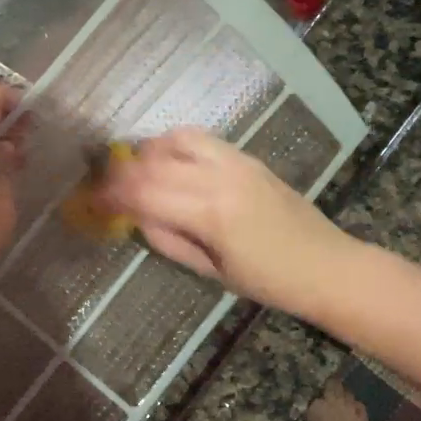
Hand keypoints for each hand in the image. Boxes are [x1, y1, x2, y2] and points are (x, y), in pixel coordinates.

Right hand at [100, 127, 355, 317]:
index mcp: (210, 214)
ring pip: (175, 139)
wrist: (327, 266)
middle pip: (153, 163)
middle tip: (104, 186)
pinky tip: (167, 163)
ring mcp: (235, 162)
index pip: (144, 194)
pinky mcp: (246, 157)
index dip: (112, 195)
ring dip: (148, 153)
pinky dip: (174, 145)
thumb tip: (137, 217)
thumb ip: (168, 240)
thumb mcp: (209, 271)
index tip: (93, 201)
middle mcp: (220, 178)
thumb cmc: (268, 281)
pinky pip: (200, 139)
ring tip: (136, 170)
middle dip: (121, 173)